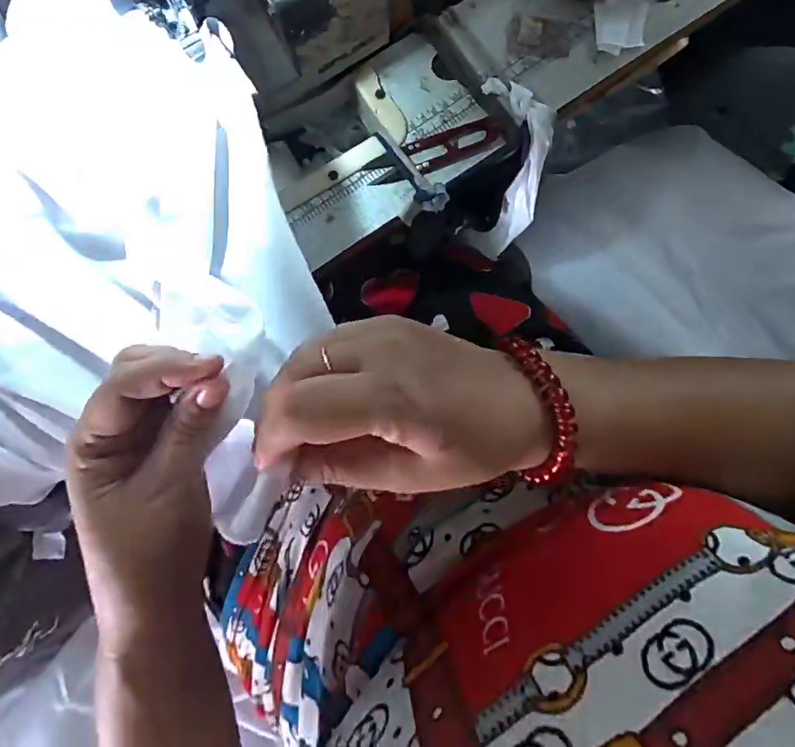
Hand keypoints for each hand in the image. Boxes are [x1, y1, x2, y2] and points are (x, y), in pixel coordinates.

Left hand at [68, 346, 226, 648]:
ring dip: (185, 375)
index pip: (121, 387)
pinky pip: (173, 405)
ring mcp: (131, 437)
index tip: (213, 366)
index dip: (165, 368)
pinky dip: (194, 394)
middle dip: (172, 364)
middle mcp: (106, 431)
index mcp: (90, 443)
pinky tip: (217, 393)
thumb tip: (217, 379)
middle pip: (132, 374)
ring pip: (154, 384)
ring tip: (221, 377)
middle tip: (217, 370)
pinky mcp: (157, 446)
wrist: (156, 611)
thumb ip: (189, 430)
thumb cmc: (151, 556)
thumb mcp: (171, 489)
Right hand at [253, 318, 549, 493]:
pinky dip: (311, 369)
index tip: (270, 467)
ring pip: (305, 351)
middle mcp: (376, 348)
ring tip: (301, 424)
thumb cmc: (476, 446)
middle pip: (293, 373)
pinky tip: (325, 394)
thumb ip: (343, 467)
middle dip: (274, 414)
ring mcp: (379, 325)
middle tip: (283, 449)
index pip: (299, 407)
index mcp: (389, 396)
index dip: (272, 438)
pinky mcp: (383, 319)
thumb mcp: (412, 475)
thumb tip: (289, 465)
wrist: (523, 395)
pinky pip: (327, 340)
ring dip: (290, 388)